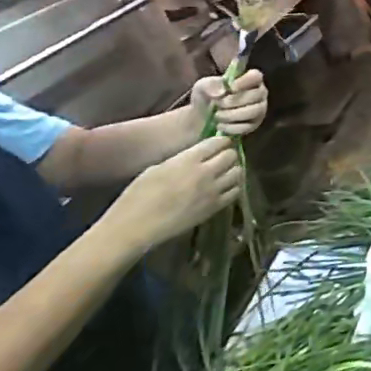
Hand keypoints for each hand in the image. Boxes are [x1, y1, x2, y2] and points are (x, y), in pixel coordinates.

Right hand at [96, 136, 241, 254]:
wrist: (133, 229)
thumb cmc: (137, 197)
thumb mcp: (157, 169)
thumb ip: (182, 160)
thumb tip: (198, 156)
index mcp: (188, 160)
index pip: (218, 142)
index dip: (220, 141)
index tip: (218, 144)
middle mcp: (205, 173)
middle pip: (231, 156)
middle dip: (227, 155)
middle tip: (220, 159)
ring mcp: (212, 191)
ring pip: (238, 172)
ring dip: (232, 171)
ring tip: (223, 174)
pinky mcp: (214, 208)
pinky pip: (235, 192)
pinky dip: (232, 188)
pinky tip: (223, 189)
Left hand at [191, 69, 267, 137]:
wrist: (202, 118)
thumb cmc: (207, 97)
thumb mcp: (202, 87)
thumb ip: (210, 85)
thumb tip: (221, 92)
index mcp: (249, 80)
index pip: (256, 76)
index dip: (245, 81)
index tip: (231, 88)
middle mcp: (259, 93)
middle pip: (256, 95)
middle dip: (234, 101)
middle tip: (218, 104)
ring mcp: (259, 110)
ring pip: (254, 111)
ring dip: (231, 115)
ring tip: (217, 115)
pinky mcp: (254, 125)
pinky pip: (247, 127)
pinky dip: (231, 127)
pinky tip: (220, 125)